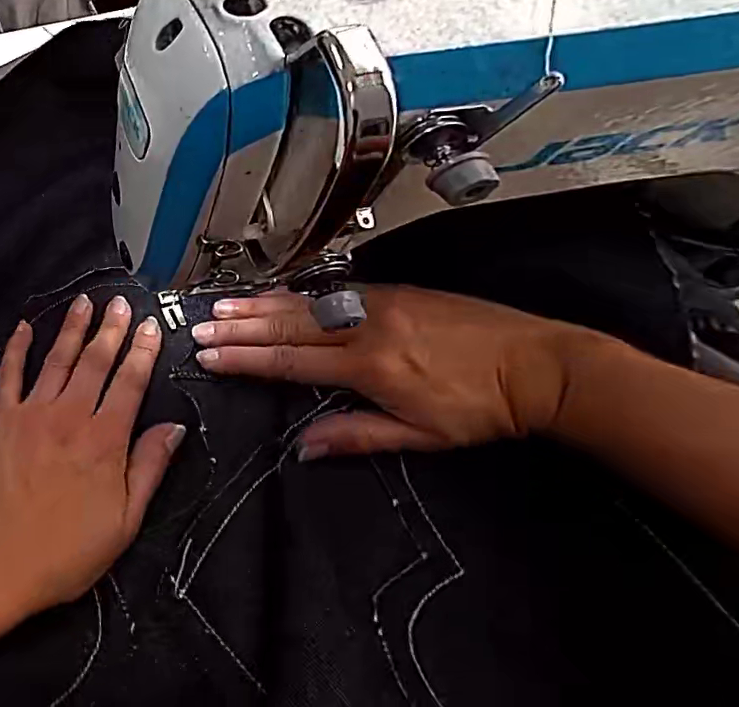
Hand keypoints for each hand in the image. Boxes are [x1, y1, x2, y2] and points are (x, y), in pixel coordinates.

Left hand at [0, 294, 185, 613]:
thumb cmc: (63, 550)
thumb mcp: (124, 521)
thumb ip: (149, 467)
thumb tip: (174, 429)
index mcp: (105, 439)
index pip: (130, 382)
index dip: (143, 351)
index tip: (151, 327)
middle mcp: (71, 415)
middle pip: (97, 361)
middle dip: (112, 329)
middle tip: (120, 303)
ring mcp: (34, 413)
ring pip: (59, 359)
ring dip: (74, 328)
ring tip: (85, 302)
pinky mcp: (2, 419)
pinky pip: (10, 374)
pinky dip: (17, 348)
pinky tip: (24, 327)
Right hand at [192, 285, 621, 458]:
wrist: (536, 361)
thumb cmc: (481, 407)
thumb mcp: (422, 434)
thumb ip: (357, 435)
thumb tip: (304, 448)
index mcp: (369, 365)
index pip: (291, 361)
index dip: (247, 359)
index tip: (212, 357)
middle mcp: (365, 325)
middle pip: (289, 326)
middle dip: (241, 328)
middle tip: (202, 328)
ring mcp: (377, 302)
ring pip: (306, 303)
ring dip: (261, 306)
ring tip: (224, 306)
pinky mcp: (392, 291)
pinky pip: (331, 292)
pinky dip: (297, 295)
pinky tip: (278, 295)